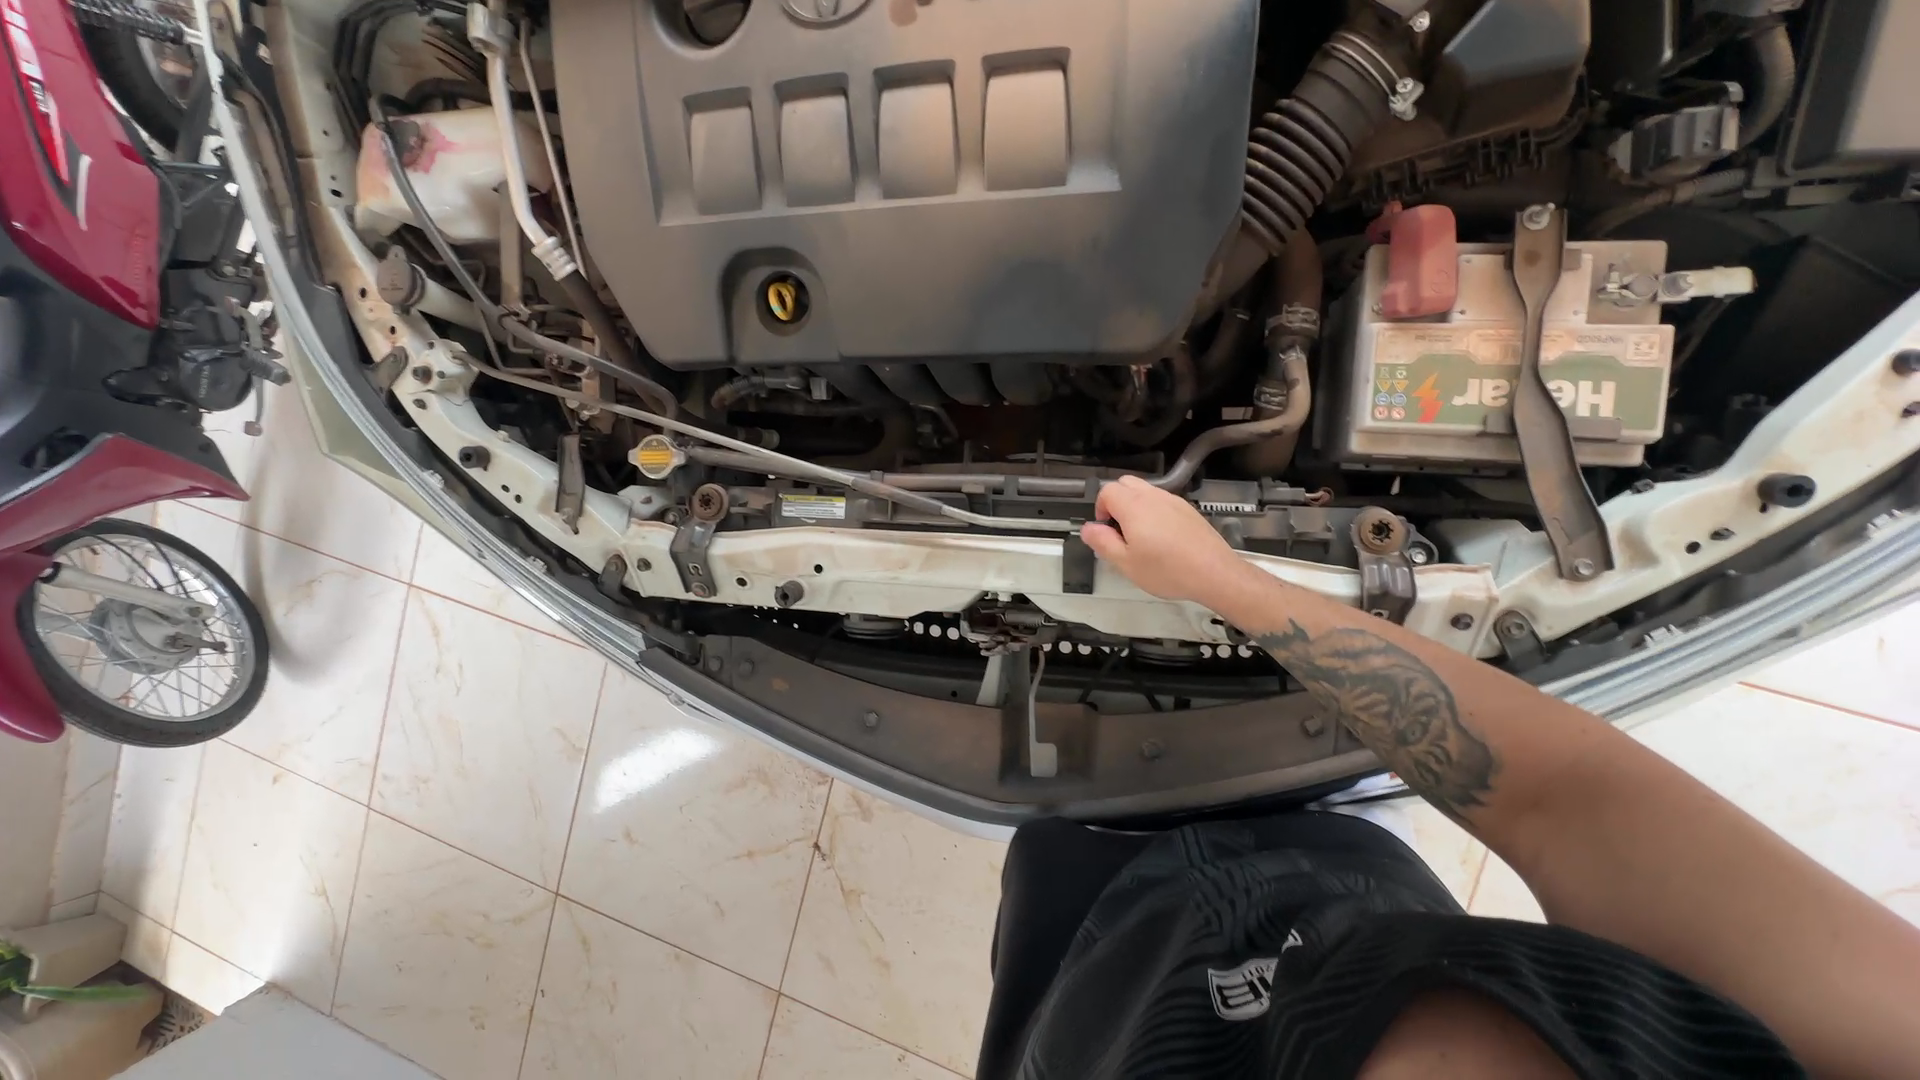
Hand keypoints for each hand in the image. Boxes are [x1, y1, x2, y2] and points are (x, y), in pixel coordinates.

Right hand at [1079, 476, 1252, 606]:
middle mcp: (1153, 496)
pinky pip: (1162, 501)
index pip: (1107, 490)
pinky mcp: (1188, 509)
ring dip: (1135, 506)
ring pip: (1145, 491)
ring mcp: (1173, 500)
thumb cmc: (1167, 570)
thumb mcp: (1126, 563)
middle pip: (1125, 483)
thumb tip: (1088, 528)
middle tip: (1119, 531)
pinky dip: (1154, 511)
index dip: (1100, 509)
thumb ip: (1102, 542)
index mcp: (1134, 506)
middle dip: (1115, 502)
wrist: (1214, 573)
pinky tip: (1162, 539)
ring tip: (1140, 537)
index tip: (1106, 531)